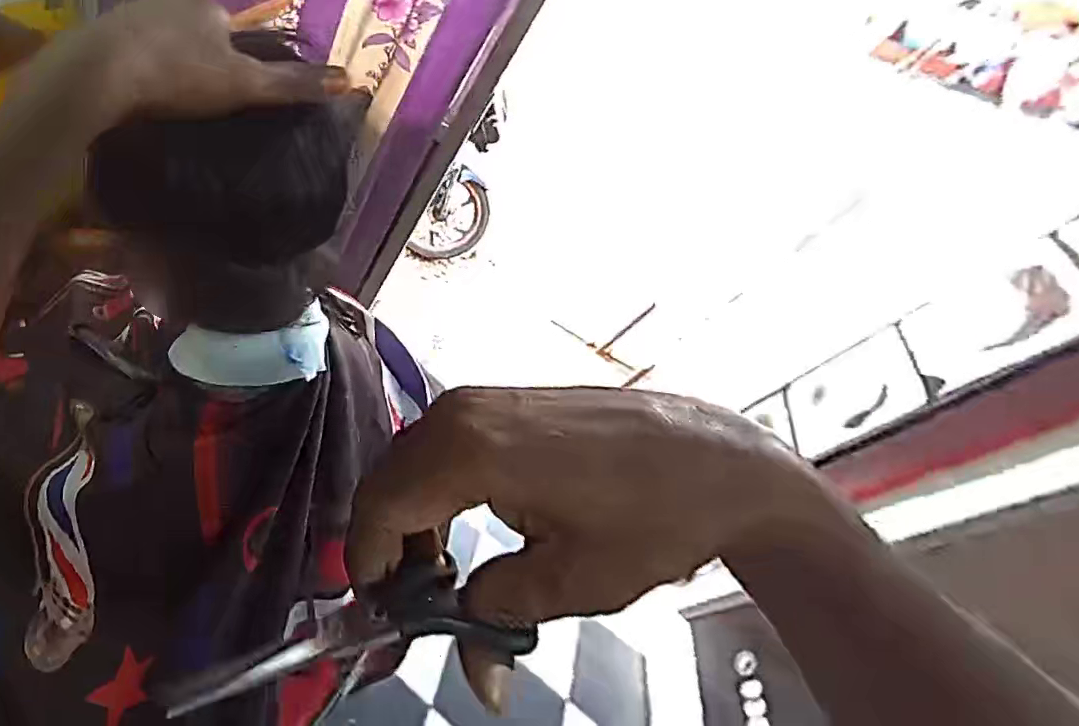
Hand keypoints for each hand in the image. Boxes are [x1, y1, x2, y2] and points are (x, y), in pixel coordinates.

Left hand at [42, 0, 346, 126]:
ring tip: (158, 91)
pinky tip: (127, 88)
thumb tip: (349, 80)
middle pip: (186, 19)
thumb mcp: (242, 83)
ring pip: (152, 31)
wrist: (101, 73)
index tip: (220, 77)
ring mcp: (125, 12)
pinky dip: (127, 64)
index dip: (227, 47)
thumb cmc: (179, 73)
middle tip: (187, 86)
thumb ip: (289, 83)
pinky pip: (121, 47)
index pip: (224, 18)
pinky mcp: (95, 34)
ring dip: (157, 54)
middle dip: (190, 45)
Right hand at [346, 387, 838, 713]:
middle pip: (385, 480)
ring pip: (403, 463)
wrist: (710, 455)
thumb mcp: (578, 582)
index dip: (368, 556)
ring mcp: (467, 401)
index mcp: (468, 451)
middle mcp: (454, 414)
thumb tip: (477, 677)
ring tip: (435, 575)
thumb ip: (502, 616)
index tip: (377, 605)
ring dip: (405, 517)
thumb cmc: (653, 515)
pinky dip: (426, 491)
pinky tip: (455, 530)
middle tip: (403, 600)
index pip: (384, 503)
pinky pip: (429, 448)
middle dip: (383, 541)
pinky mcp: (482, 402)